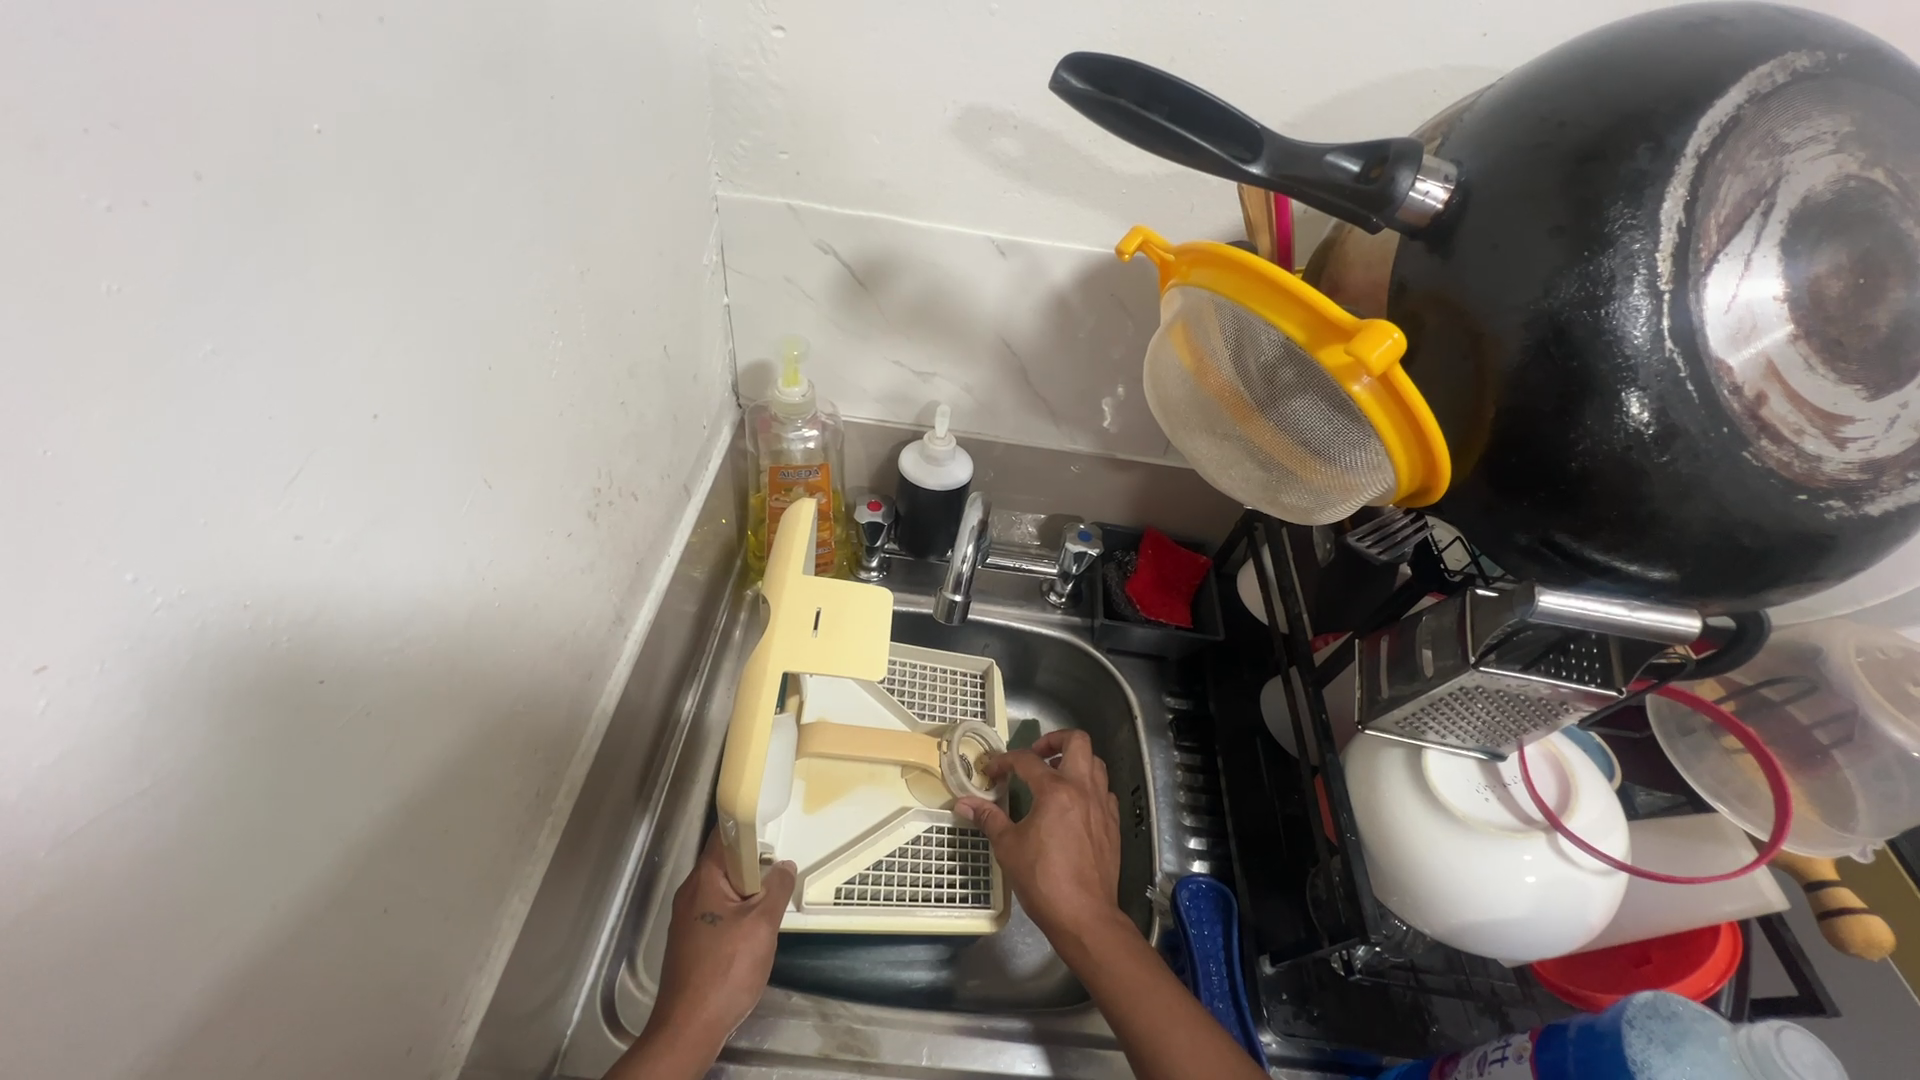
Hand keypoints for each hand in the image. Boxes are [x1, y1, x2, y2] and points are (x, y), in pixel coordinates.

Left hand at [646, 828, 794, 1050]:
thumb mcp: (762, 925)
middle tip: (781, 871)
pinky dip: (740, 912)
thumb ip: (777, 889)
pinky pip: (719, 911)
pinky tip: (756, 929)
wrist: (689, 1028)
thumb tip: (785, 866)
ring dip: (750, 891)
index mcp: (703, 880)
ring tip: (773, 900)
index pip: (723, 835)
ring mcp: (689, 919)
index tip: (773, 823)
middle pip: (726, 863)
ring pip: (725, 889)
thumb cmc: (726, 970)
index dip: (748, 825)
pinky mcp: (693, 940)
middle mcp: (691, 893)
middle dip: (755, 864)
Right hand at [955, 729, 1122, 943]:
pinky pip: (1104, 791)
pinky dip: (1089, 787)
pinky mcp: (1113, 824)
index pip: (1026, 761)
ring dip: (1074, 761)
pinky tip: (1074, 805)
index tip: (991, 772)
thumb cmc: (1042, 879)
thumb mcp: (1008, 847)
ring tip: (1054, 776)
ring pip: (1095, 763)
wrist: (1085, 916)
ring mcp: (1102, 805)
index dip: (1004, 761)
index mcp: (1055, 790)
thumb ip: (989, 819)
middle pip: (1077, 741)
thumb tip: (964, 804)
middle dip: (1054, 740)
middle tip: (1036, 755)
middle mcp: (1083, 789)